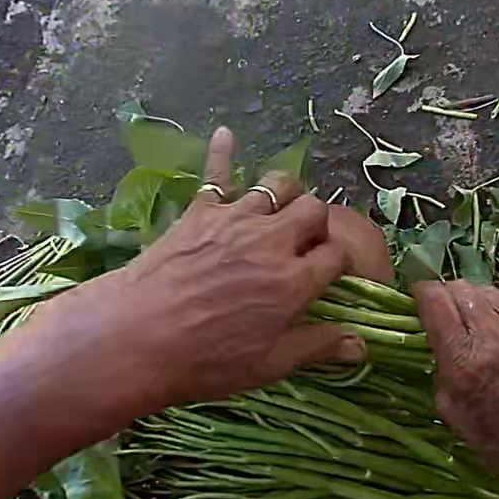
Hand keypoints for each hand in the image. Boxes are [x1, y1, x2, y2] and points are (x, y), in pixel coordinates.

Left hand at [30, 127, 362, 415]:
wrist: (136, 336)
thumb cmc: (206, 360)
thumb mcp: (269, 364)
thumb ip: (317, 346)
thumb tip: (361, 344)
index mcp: (294, 280)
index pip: (337, 255)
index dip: (339, 262)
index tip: (331, 273)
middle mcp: (272, 240)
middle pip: (313, 210)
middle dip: (317, 224)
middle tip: (304, 244)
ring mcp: (235, 219)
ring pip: (277, 185)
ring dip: (287, 194)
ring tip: (282, 209)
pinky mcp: (200, 212)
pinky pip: (216, 173)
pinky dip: (223, 153)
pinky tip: (226, 134)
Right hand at [416, 280, 498, 498]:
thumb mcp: (451, 410)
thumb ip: (440, 367)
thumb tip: (435, 336)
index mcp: (463, 361)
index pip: (435, 300)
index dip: (423, 294)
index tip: (420, 299)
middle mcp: (494, 336)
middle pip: (460, 288)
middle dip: (448, 296)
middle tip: (448, 312)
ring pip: (488, 289)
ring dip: (477, 300)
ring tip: (478, 320)